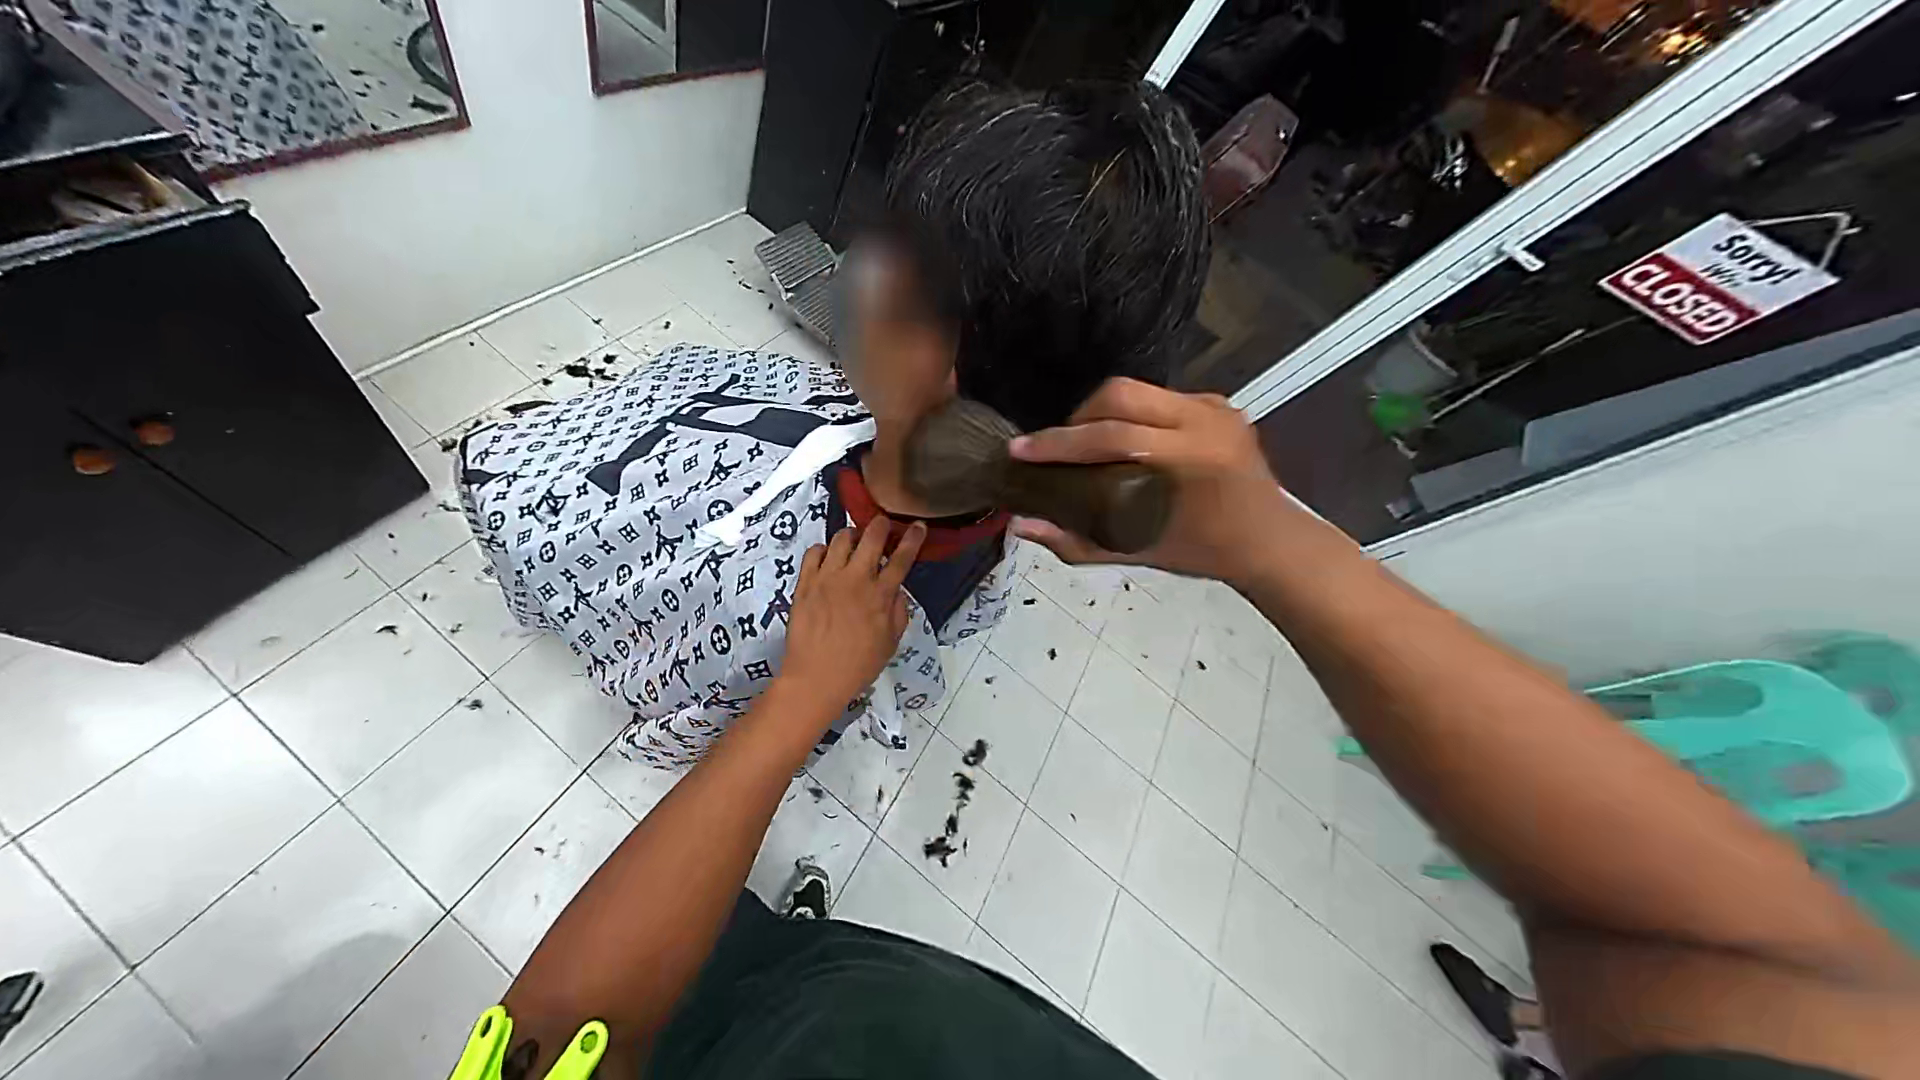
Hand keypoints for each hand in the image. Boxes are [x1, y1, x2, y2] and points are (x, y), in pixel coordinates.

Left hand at [778, 516, 926, 713]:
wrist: (816, 677)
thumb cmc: (858, 665)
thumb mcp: (891, 642)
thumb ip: (898, 612)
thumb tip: (896, 591)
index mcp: (880, 595)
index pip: (902, 558)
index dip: (913, 539)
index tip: (917, 526)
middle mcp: (855, 579)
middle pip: (872, 537)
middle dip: (881, 525)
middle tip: (883, 523)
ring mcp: (827, 578)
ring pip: (842, 538)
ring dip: (852, 535)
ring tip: (854, 541)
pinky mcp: (805, 583)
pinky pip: (814, 552)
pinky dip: (824, 549)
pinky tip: (828, 558)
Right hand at [1008, 378, 1332, 586]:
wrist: (1270, 539)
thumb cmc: (1205, 552)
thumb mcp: (1138, 552)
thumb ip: (1076, 541)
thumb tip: (1021, 525)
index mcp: (1189, 459)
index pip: (1111, 436)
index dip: (1059, 442)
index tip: (1022, 449)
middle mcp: (1205, 421)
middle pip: (1120, 394)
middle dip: (1078, 417)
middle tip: (1059, 447)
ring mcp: (1215, 407)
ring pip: (1138, 389)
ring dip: (1103, 413)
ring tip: (1088, 443)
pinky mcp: (1219, 402)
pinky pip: (1160, 396)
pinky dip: (1133, 414)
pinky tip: (1126, 440)